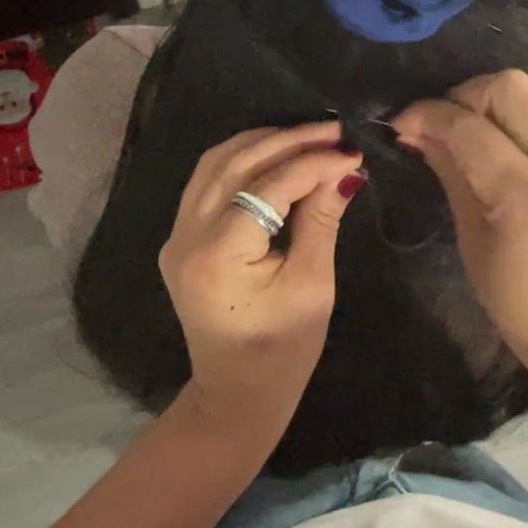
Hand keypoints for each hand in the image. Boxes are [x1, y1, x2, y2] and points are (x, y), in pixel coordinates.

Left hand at [160, 121, 363, 422]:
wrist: (236, 395)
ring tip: (308, 138)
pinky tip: (275, 157)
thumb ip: (321, 220)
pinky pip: (206, 183)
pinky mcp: (179, 239)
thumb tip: (344, 168)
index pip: (268, 186)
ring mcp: (176, 236)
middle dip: (287, 141)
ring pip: (214, 164)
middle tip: (333, 131)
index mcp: (219, 253)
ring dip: (260, 144)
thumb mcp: (311, 286)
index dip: (312, 163)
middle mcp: (186, 236)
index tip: (351, 151)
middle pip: (234, 163)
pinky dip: (241, 162)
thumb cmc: (283, 352)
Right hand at [392, 70, 527, 375]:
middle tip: (439, 124)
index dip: (425, 115)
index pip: (467, 126)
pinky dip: (522, 110)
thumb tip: (418, 130)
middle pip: (507, 86)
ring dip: (493, 97)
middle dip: (461, 95)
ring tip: (470, 127)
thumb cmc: (520, 305)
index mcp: (527, 195)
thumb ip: (449, 172)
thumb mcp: (472, 240)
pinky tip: (503, 138)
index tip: (400, 125)